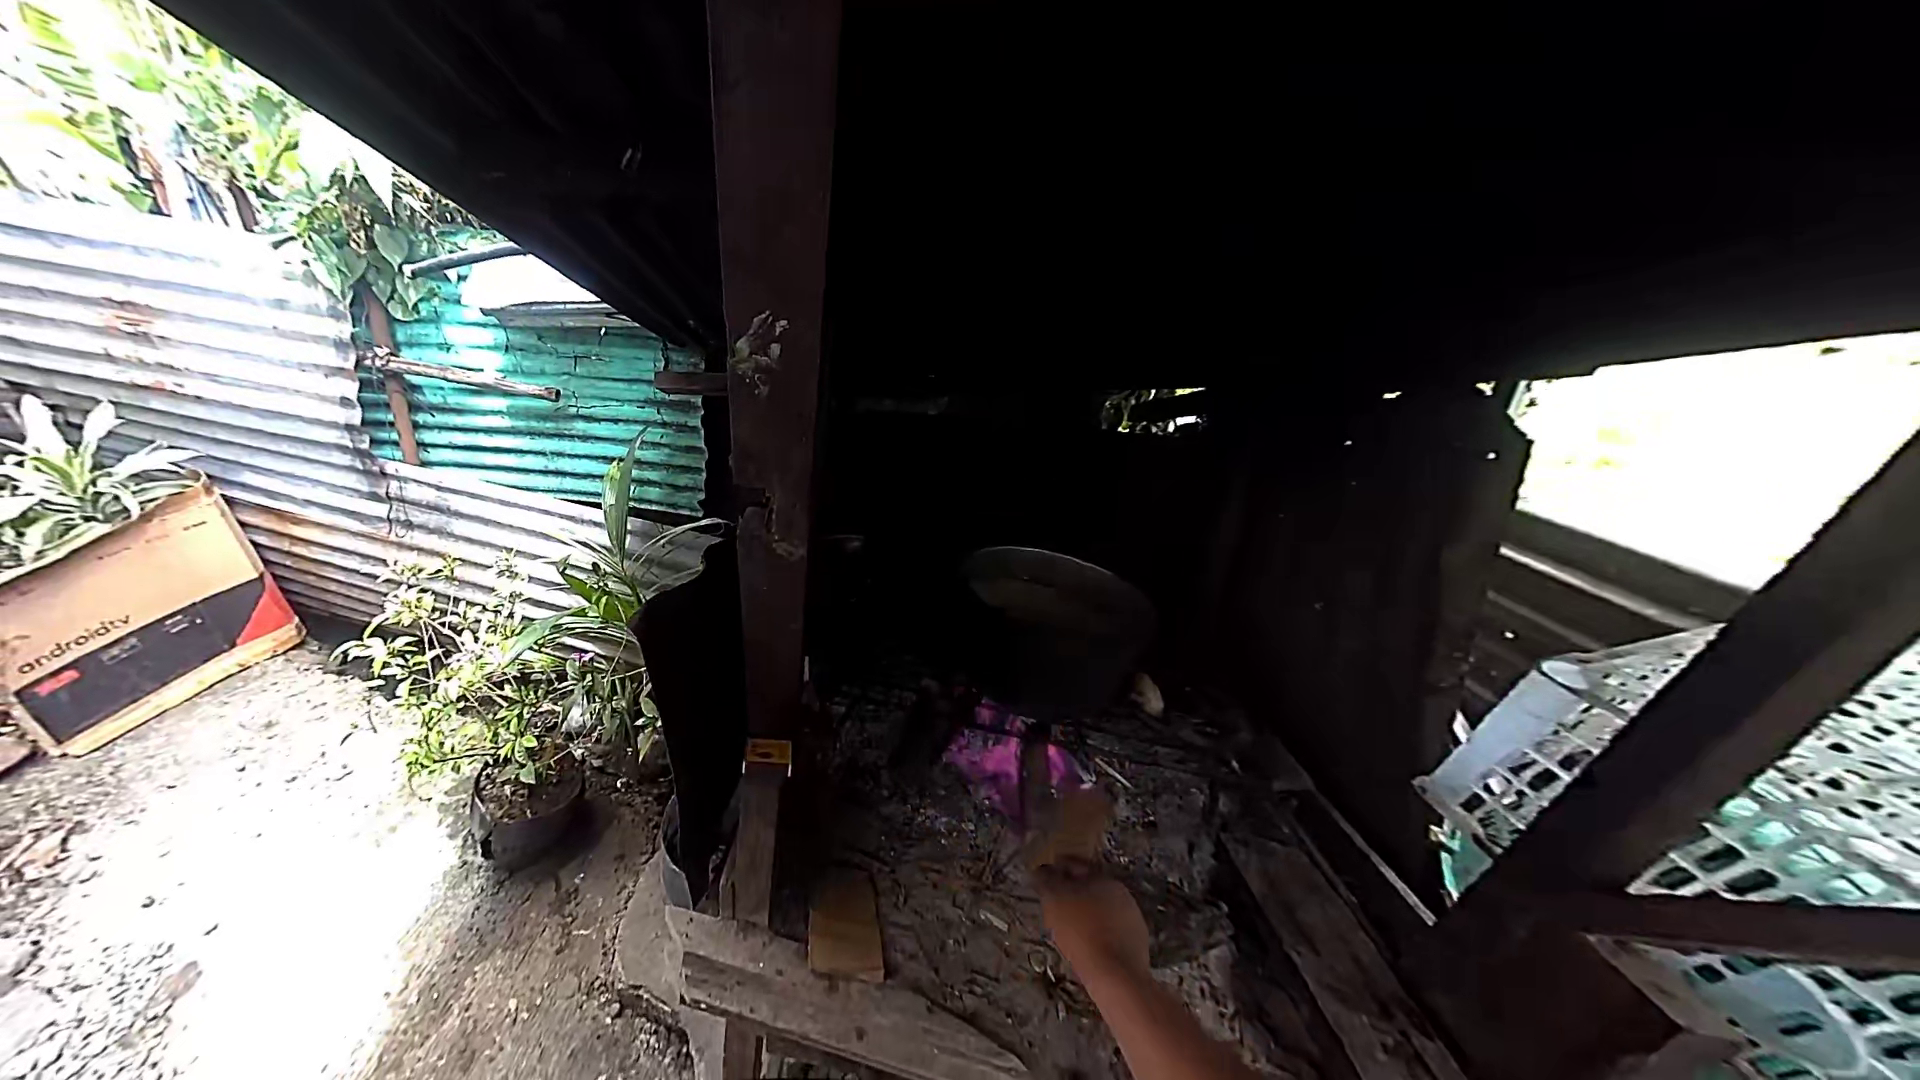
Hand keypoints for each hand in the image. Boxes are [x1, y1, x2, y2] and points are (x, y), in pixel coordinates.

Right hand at [1033, 858, 1149, 982]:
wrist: (1116, 977)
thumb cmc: (1082, 932)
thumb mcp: (1054, 900)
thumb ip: (1045, 880)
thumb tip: (1042, 869)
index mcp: (1103, 877)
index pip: (1076, 865)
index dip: (1057, 869)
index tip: (1044, 878)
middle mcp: (1121, 893)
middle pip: (1090, 887)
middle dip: (1072, 893)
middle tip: (1053, 904)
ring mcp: (1132, 919)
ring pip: (1101, 910)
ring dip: (1085, 915)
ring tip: (1067, 929)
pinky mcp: (1137, 945)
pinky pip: (1110, 932)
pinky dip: (1097, 934)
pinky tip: (1085, 947)